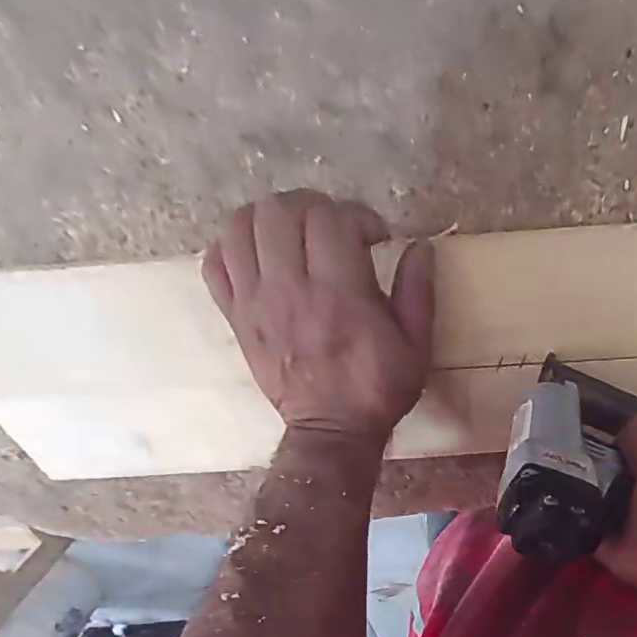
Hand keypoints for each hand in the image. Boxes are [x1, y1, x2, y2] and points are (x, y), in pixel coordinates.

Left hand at [202, 190, 433, 441]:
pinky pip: (216, 259)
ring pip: (241, 224)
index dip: (358, 216)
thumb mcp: (416, 346)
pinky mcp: (235, 314)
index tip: (376, 236)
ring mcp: (255, 300)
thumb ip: (418, 292)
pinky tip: (265, 255)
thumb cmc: (380, 388)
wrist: (333, 429)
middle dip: (315, 207)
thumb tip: (420, 247)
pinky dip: (236, 244)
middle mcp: (291, 289)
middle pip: (282, 211)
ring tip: (298, 234)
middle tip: (337, 228)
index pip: (332, 220)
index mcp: (341, 295)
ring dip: (272, 216)